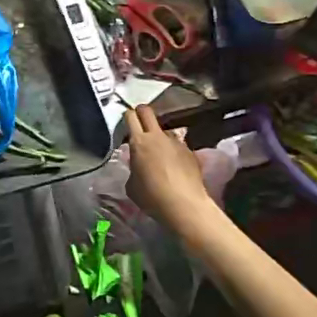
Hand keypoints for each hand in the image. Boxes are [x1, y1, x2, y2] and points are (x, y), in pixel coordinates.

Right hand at [124, 105, 214, 232]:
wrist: (184, 204)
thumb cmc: (151, 196)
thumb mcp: (131, 185)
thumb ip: (133, 168)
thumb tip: (138, 165)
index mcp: (139, 142)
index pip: (130, 116)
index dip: (127, 116)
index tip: (125, 123)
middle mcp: (157, 136)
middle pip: (147, 111)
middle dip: (141, 113)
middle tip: (138, 124)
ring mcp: (176, 142)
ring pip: (164, 130)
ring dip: (159, 136)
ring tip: (159, 153)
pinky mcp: (190, 151)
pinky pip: (177, 145)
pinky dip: (173, 151)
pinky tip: (174, 166)